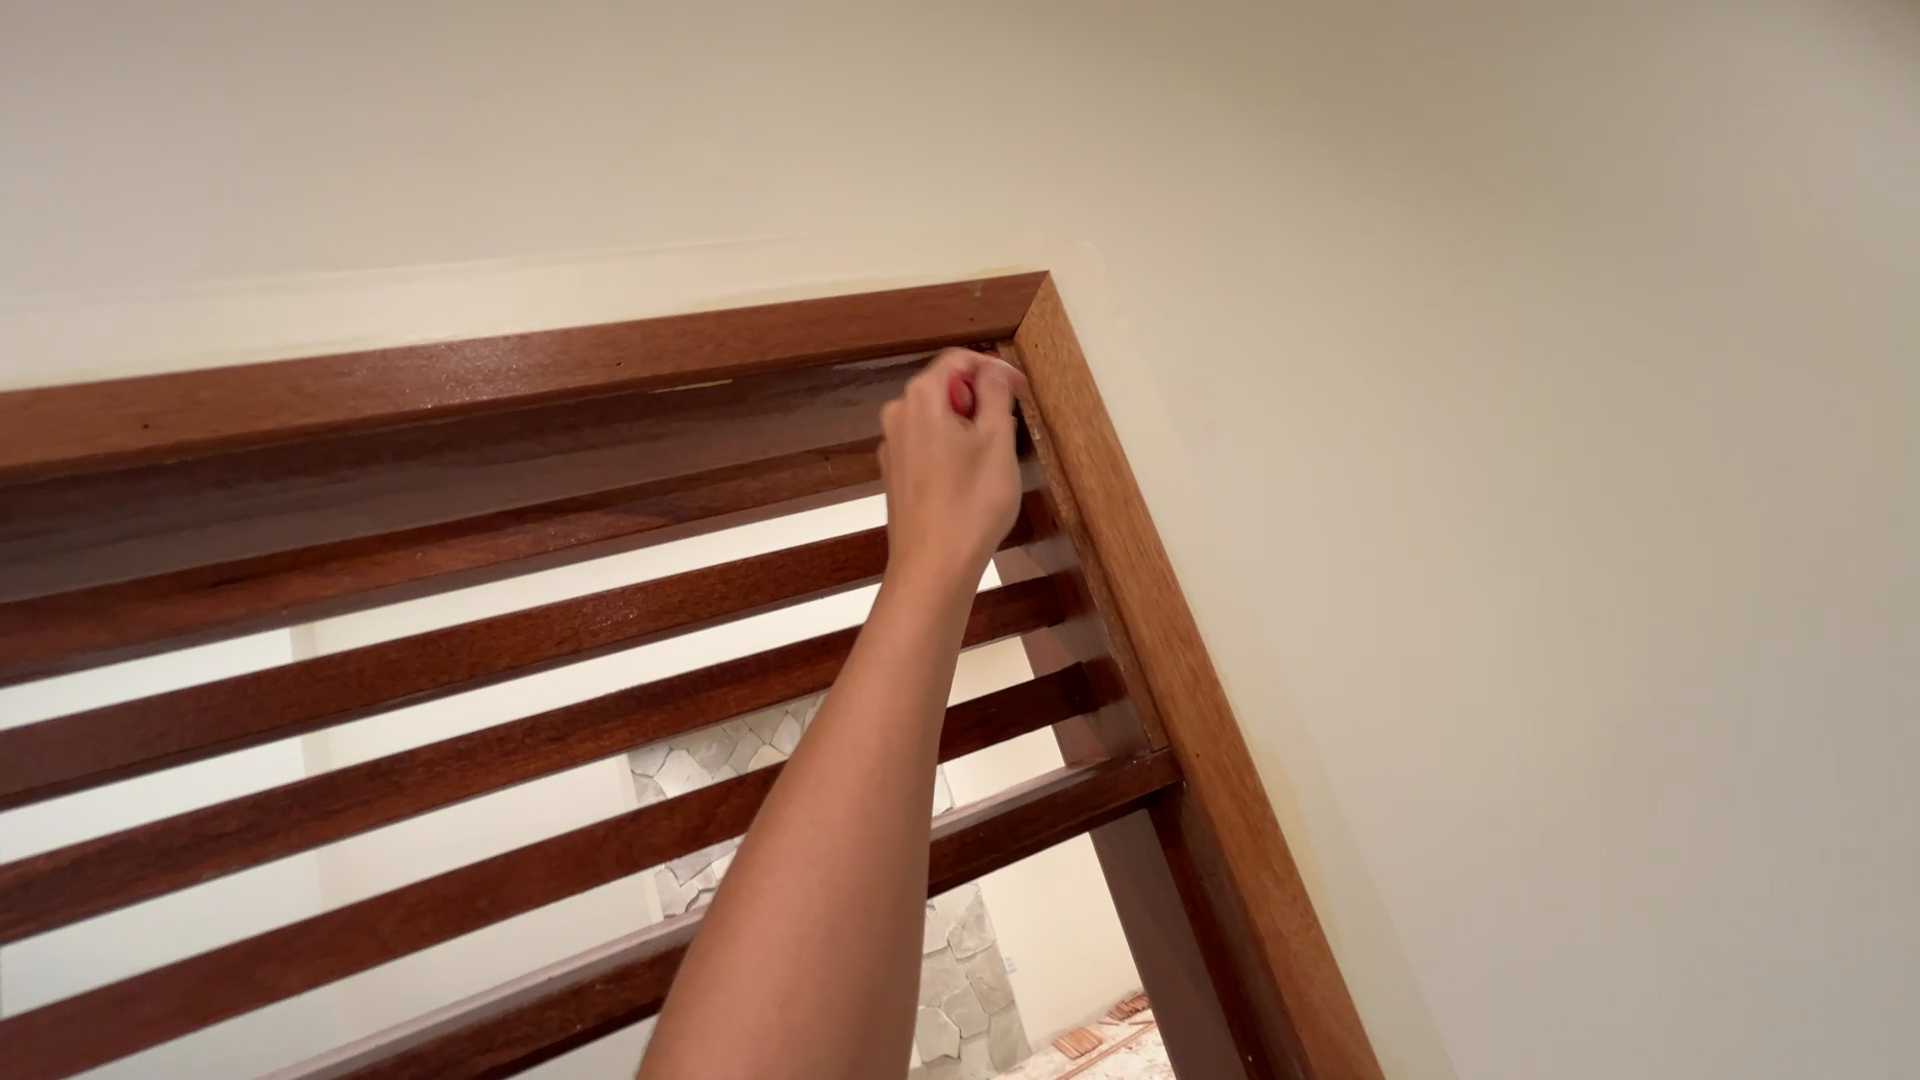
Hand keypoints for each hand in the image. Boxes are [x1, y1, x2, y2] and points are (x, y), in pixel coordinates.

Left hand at [877, 348, 1029, 594]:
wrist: (933, 566)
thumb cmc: (970, 504)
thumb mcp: (997, 440)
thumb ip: (995, 394)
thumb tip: (994, 371)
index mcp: (921, 398)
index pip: (958, 360)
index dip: (994, 369)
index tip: (1021, 388)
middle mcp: (898, 416)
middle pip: (944, 389)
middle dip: (980, 400)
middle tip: (1010, 427)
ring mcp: (892, 448)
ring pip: (936, 420)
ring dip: (967, 427)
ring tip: (995, 458)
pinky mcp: (895, 476)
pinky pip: (927, 446)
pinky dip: (951, 449)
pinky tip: (971, 479)